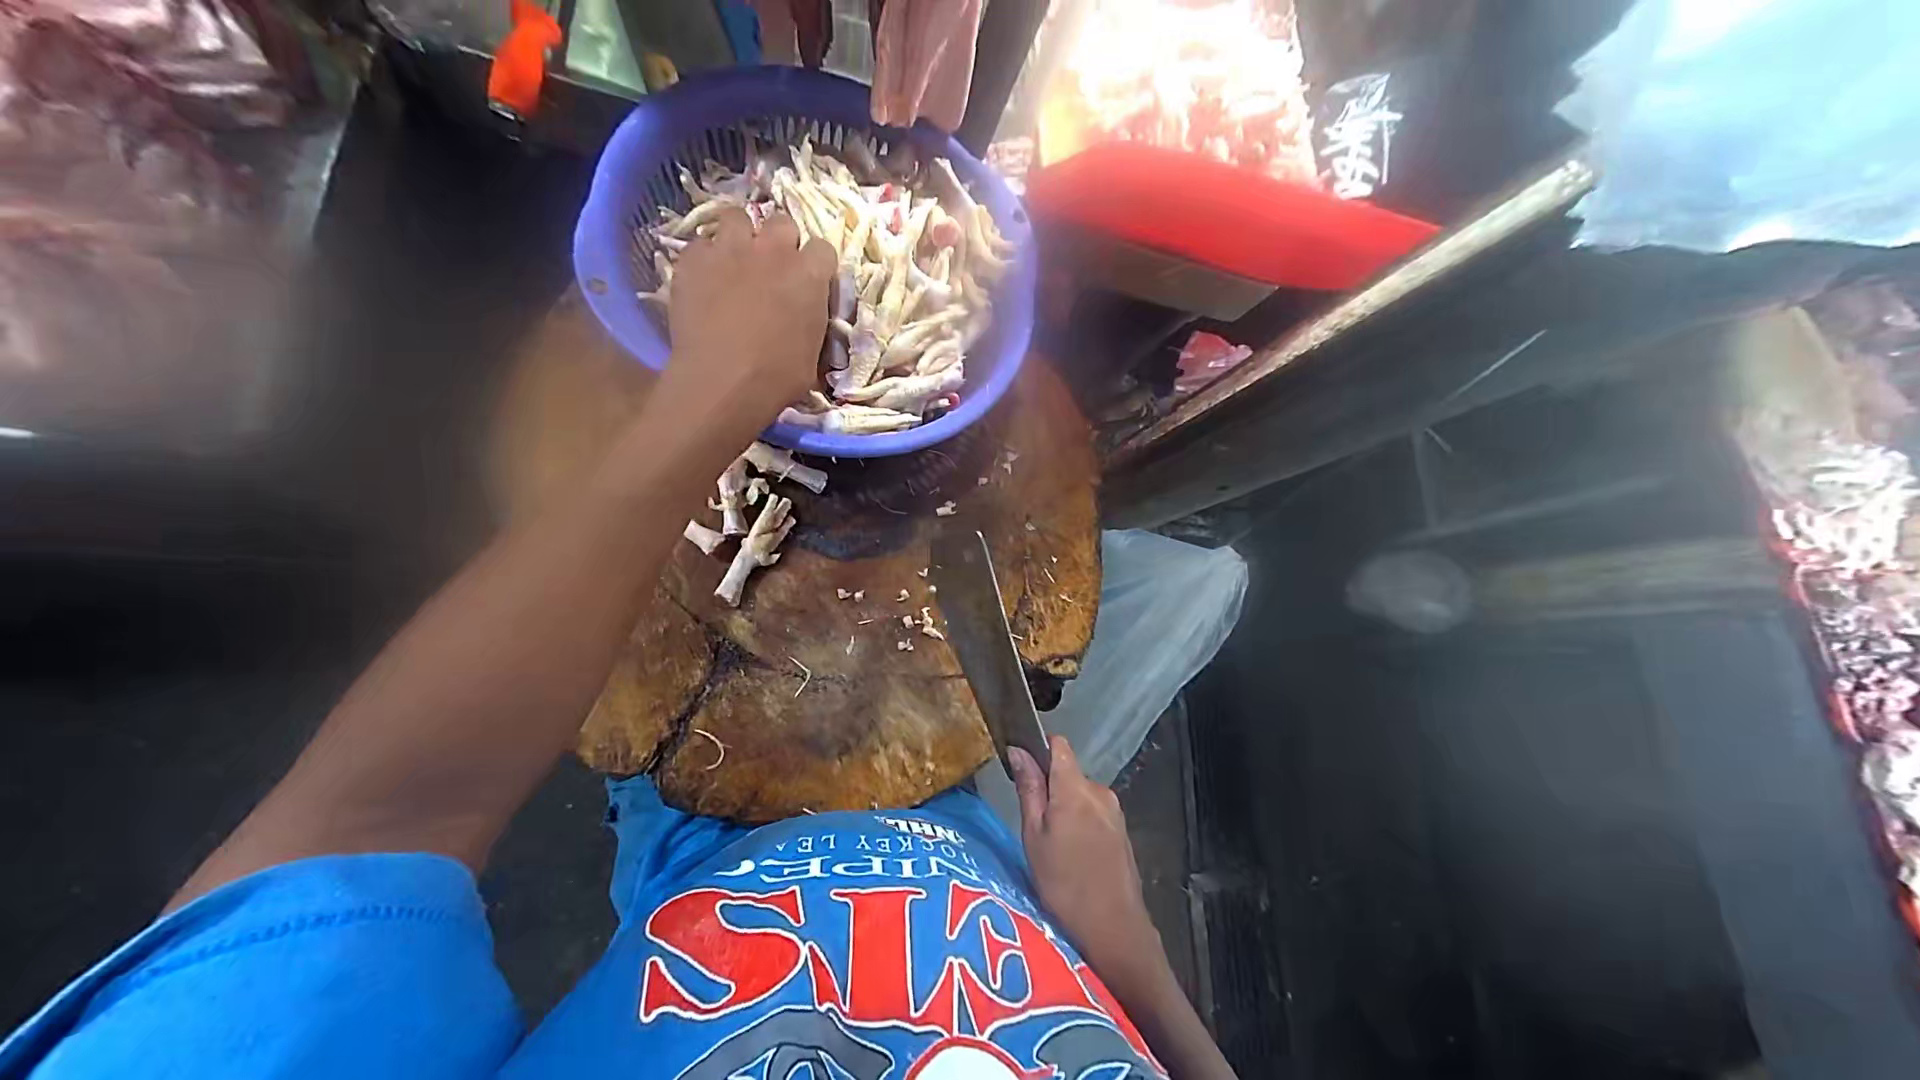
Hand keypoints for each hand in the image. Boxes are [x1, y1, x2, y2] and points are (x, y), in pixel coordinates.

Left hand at [658, 205, 835, 441]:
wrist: (722, 382)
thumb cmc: (777, 377)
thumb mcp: (813, 356)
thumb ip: (813, 325)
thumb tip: (807, 324)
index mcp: (810, 274)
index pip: (823, 249)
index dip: (815, 266)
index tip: (808, 284)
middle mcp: (773, 250)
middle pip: (782, 223)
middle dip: (779, 243)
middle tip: (771, 271)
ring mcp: (730, 248)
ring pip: (736, 218)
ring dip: (739, 237)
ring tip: (734, 263)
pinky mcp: (693, 259)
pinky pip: (700, 245)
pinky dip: (704, 260)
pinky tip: (703, 282)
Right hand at [1009, 735, 1160, 978]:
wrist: (1114, 931)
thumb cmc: (1063, 884)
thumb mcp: (1033, 836)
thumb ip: (1028, 789)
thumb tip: (1018, 750)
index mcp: (1075, 787)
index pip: (1058, 745)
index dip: (1038, 750)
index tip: (1022, 771)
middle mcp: (1099, 791)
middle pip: (1068, 772)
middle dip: (1049, 787)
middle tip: (1033, 822)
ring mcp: (1115, 812)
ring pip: (1080, 794)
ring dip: (1065, 807)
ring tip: (1052, 845)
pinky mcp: (1122, 831)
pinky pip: (1094, 813)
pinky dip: (1080, 823)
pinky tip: (1073, 856)